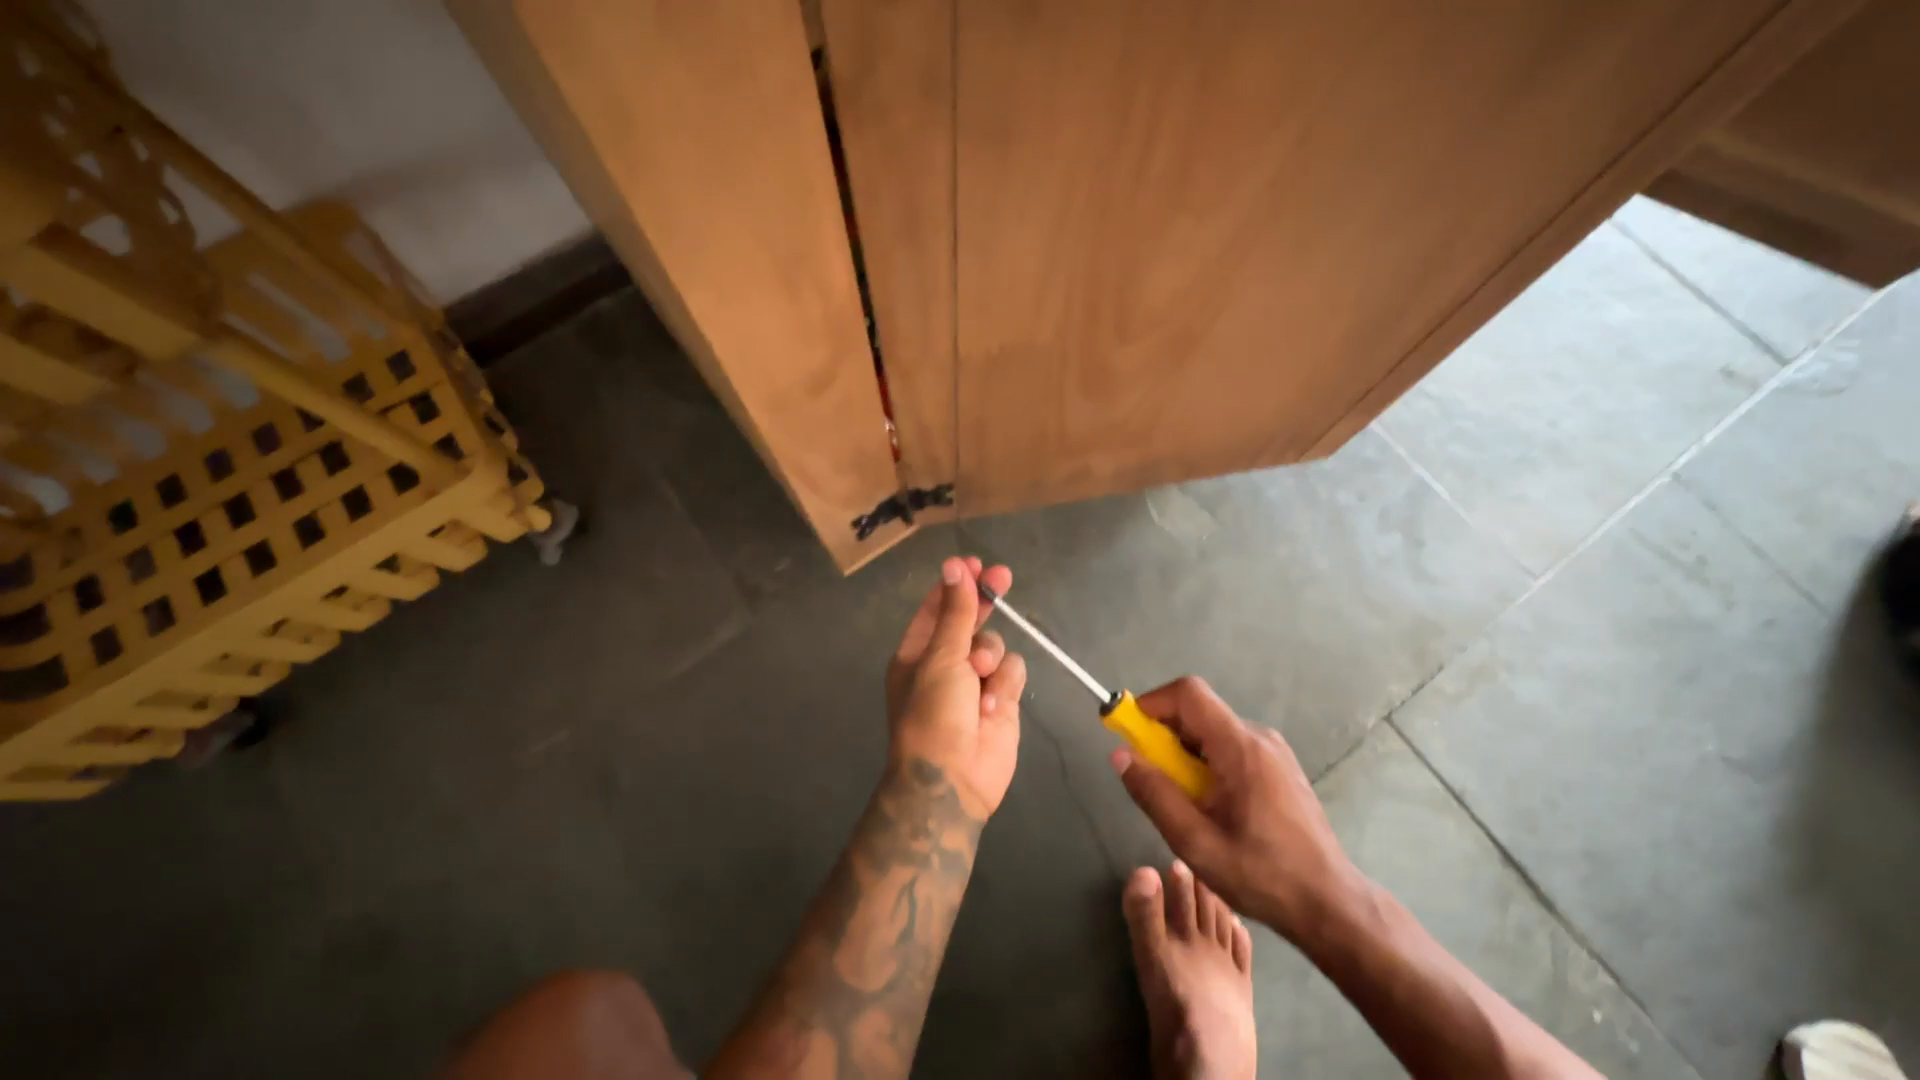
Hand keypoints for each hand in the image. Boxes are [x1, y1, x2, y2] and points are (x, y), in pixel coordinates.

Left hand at [886, 557, 1025, 818]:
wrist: (952, 780)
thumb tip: (953, 567)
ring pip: (997, 646)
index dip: (956, 584)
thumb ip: (955, 612)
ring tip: (980, 680)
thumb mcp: (940, 657)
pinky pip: (1013, 672)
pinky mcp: (1002, 702)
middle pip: (971, 621)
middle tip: (1003, 577)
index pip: (939, 608)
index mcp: (917, 652)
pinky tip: (992, 708)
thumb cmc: (932, 714)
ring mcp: (975, 683)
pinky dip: (1005, 686)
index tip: (975, 563)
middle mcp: (946, 664)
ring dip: (990, 658)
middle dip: (985, 603)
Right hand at [1110, 676, 1367, 941]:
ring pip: (1213, 731)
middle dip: (1164, 736)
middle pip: (1199, 712)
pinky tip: (1212, 808)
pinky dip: (1208, 764)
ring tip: (1185, 803)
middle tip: (1154, 781)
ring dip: (1186, 755)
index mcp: (1241, 748)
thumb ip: (1154, 795)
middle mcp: (1260, 738)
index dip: (1152, 704)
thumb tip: (1121, 755)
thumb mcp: (1195, 842)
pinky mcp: (1280, 767)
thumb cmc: (1261, 874)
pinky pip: (1231, 747)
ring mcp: (1274, 751)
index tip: (1129, 734)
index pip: (1189, 693)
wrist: (1328, 901)